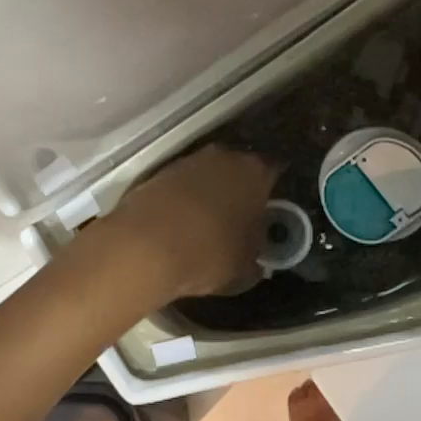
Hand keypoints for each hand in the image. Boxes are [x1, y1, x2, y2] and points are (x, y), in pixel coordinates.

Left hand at [104, 145, 277, 298]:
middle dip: (238, 188)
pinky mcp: (157, 172)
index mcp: (255, 172)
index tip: (269, 206)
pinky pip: (179, 185)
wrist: (146, 246)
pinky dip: (181, 199)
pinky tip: (178, 223)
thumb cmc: (211, 252)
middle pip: (237, 168)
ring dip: (207, 192)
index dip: (271, 189)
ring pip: (206, 174)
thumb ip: (255, 249)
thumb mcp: (246, 263)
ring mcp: (187, 161)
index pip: (273, 171)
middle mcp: (224, 156)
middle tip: (238, 215)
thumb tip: (253, 253)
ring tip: (205, 222)